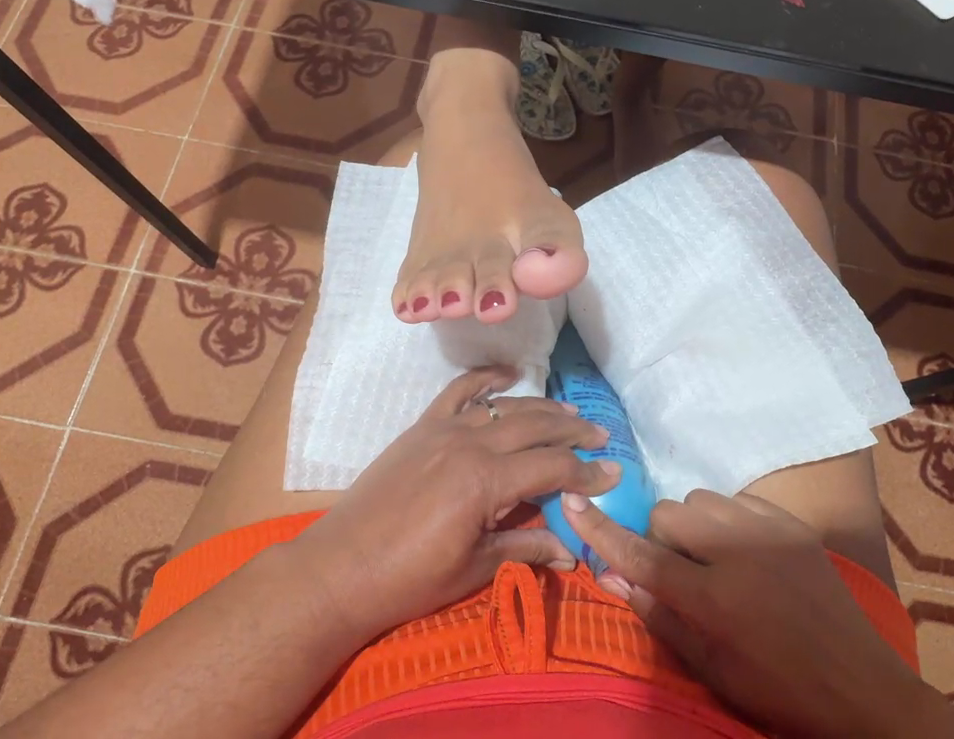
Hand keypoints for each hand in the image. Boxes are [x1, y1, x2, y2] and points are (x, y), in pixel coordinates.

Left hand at [289, 368, 619, 639]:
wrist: (340, 567)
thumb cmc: (408, 579)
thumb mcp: (473, 569)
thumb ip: (525, 547)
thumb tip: (572, 550)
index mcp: (485, 482)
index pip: (552, 467)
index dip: (587, 471)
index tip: (614, 473)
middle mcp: (469, 444)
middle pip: (535, 427)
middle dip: (573, 430)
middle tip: (601, 437)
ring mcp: (442, 430)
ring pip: (504, 406)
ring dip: (540, 407)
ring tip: (569, 413)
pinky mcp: (421, 427)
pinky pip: (459, 391)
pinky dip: (485, 378)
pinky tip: (509, 374)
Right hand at [564, 489, 953, 738]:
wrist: (862, 689)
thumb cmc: (778, 691)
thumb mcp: (712, 668)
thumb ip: (659, 616)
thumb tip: (611, 577)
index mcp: (715, 598)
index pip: (642, 555)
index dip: (601, 530)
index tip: (571, 502)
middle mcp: (739, 552)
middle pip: (671, 512)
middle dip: (662, 537)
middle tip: (680, 573)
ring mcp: (770, 532)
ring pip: (703, 499)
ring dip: (694, 525)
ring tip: (713, 561)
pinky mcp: (793, 525)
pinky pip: (738, 501)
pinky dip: (727, 520)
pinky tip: (743, 552)